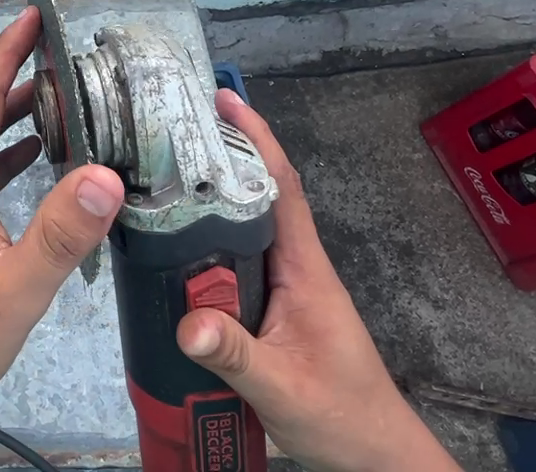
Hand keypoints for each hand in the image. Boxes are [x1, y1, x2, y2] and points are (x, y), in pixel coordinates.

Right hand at [176, 90, 458, 471]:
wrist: (375, 455)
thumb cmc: (341, 416)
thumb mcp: (284, 389)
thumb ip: (237, 356)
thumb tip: (186, 323)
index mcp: (303, 265)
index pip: (281, 186)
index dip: (256, 139)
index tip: (224, 100)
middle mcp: (293, 261)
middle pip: (258, 191)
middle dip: (223, 149)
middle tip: (171, 122)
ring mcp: (282, 280)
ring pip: (244, 220)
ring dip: (211, 187)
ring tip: (161, 163)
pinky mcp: (269, 299)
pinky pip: (235, 250)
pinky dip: (206, 228)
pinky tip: (174, 232)